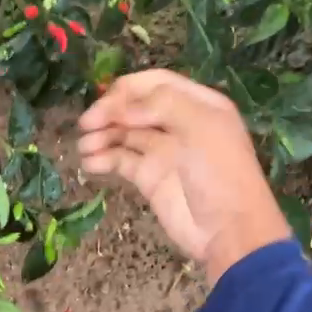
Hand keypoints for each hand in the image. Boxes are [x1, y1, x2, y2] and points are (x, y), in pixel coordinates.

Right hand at [77, 69, 291, 283]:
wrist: (227, 227)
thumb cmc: (220, 171)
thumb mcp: (201, 126)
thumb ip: (162, 105)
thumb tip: (119, 108)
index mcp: (197, 105)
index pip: (155, 84)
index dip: (127, 90)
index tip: (104, 104)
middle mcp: (177, 123)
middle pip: (134, 107)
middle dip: (109, 112)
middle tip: (86, 124)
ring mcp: (161, 151)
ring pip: (123, 134)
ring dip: (101, 136)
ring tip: (84, 148)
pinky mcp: (148, 177)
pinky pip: (119, 161)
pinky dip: (102, 159)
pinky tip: (90, 164)